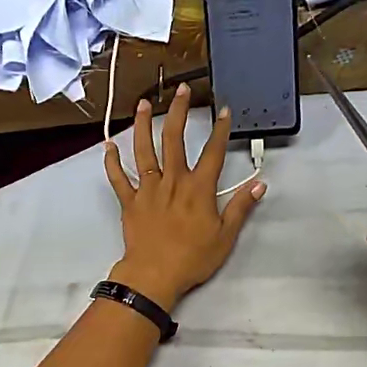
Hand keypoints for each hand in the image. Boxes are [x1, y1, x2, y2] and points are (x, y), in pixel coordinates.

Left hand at [103, 85, 265, 308]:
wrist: (154, 275)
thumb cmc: (191, 258)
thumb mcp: (225, 236)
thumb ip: (241, 207)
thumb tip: (259, 186)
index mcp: (198, 189)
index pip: (213, 152)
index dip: (220, 130)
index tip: (223, 111)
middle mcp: (172, 182)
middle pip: (174, 139)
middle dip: (179, 112)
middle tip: (181, 91)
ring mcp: (148, 189)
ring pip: (144, 150)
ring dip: (143, 125)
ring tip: (143, 105)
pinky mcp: (130, 202)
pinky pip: (119, 178)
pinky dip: (112, 162)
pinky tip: (108, 146)